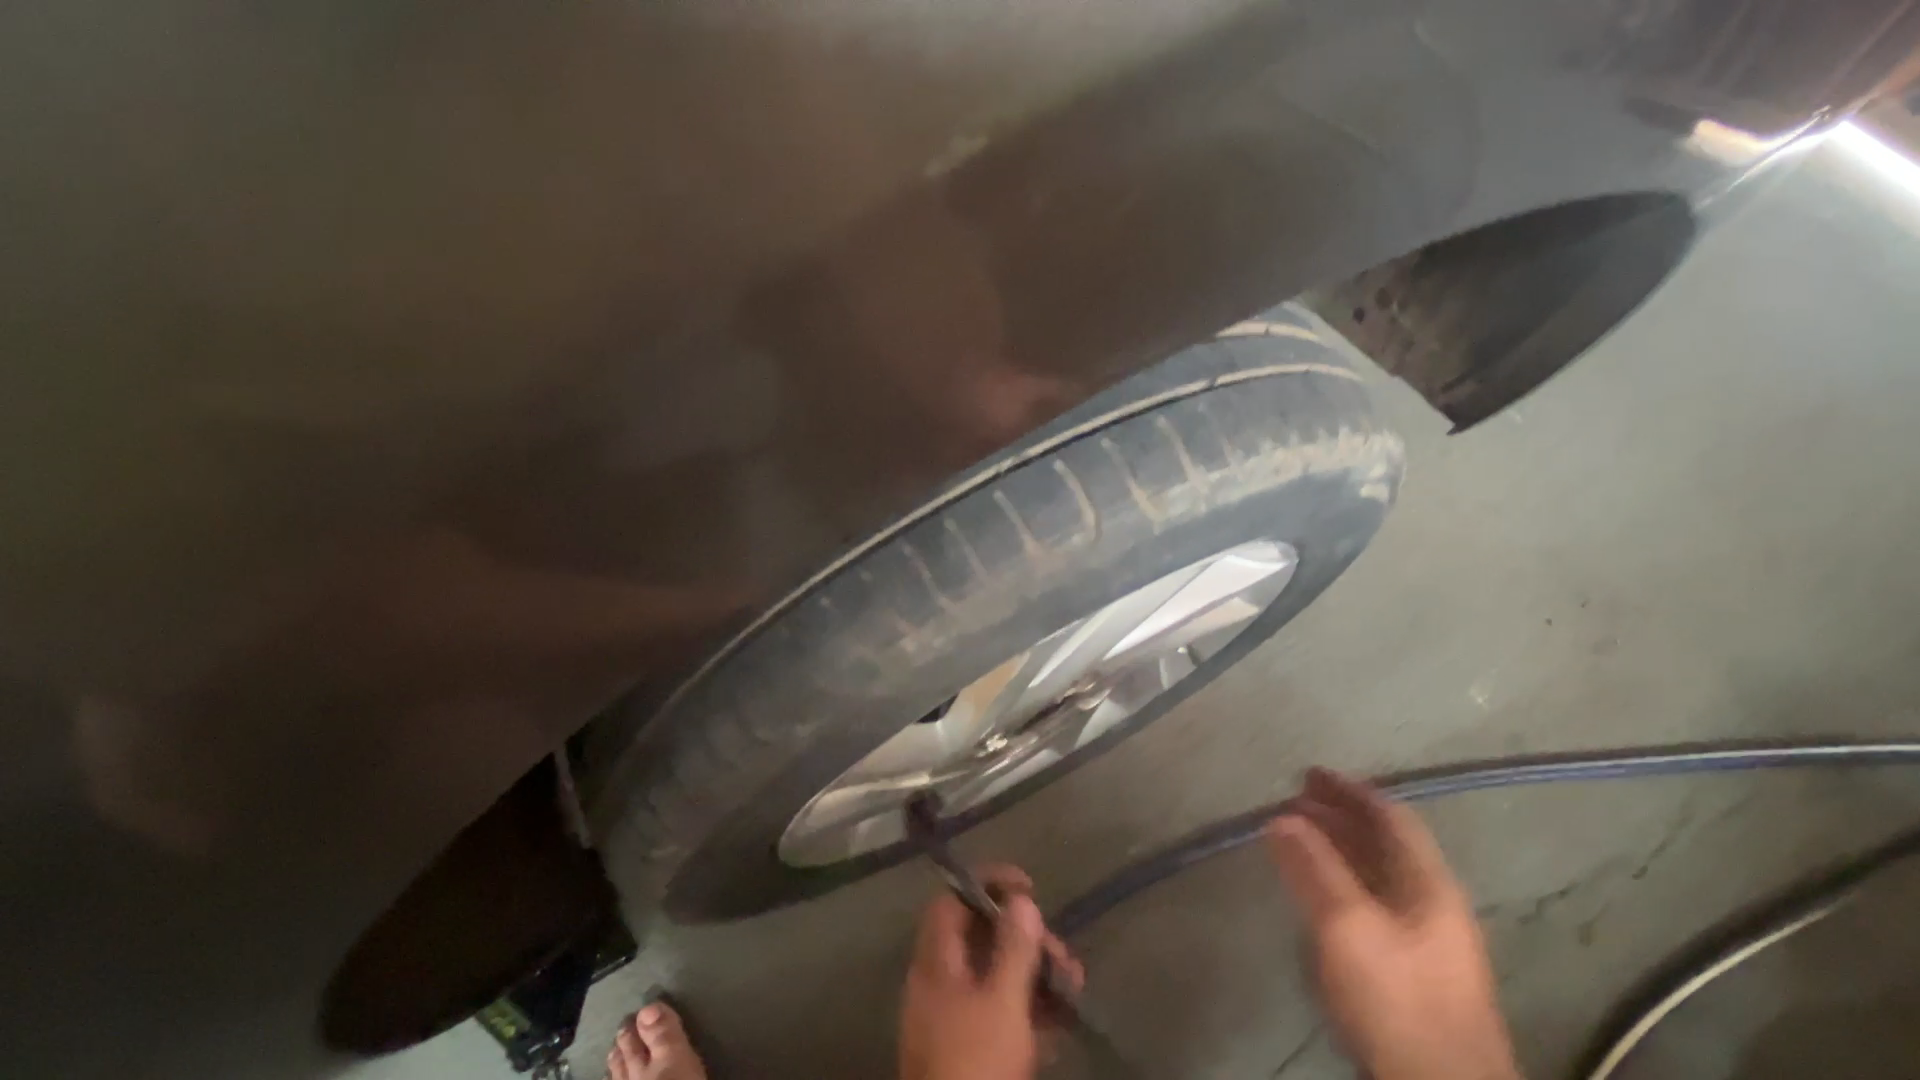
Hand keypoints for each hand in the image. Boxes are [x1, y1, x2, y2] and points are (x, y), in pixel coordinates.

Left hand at [898, 865, 1083, 1079]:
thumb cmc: (976, 1061)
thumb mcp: (1002, 1001)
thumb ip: (1014, 948)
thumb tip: (1021, 900)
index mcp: (936, 962)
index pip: (953, 900)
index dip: (987, 884)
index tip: (1029, 887)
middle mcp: (940, 982)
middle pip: (981, 938)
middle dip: (1026, 937)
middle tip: (1062, 954)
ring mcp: (953, 1016)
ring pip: (996, 975)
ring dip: (1036, 973)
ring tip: (1074, 984)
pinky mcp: (971, 1047)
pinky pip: (1000, 1010)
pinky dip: (1030, 1006)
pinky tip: (1062, 1019)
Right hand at [1267, 768, 1521, 1079]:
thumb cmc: (1397, 998)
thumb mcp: (1348, 926)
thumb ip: (1315, 869)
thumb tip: (1281, 818)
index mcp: (1428, 884)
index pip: (1390, 817)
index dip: (1349, 791)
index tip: (1307, 775)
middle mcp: (1433, 904)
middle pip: (1385, 846)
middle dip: (1338, 819)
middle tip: (1291, 805)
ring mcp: (1427, 941)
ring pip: (1378, 878)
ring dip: (1338, 852)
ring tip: (1296, 844)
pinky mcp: (1412, 974)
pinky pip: (1373, 907)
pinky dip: (1342, 886)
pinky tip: (1318, 900)